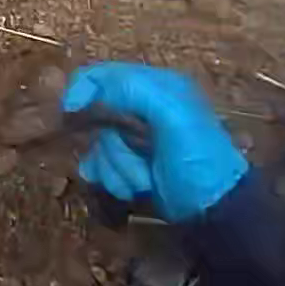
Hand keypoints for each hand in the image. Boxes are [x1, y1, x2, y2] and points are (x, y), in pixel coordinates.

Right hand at [69, 63, 248, 221]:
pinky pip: (101, 164)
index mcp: (155, 85)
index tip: (71, 112)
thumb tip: (82, 95)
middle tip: (127, 155)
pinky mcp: (129, 163)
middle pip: (96, 112)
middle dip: (109, 141)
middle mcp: (141, 106)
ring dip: (114, 165)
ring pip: (98, 143)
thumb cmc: (195, 156)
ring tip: (140, 179)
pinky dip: (112, 178)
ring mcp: (134, 137)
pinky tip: (130, 189)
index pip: (104, 74)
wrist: (213, 210)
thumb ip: (130, 90)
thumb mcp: (170, 113)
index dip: (83, 89)